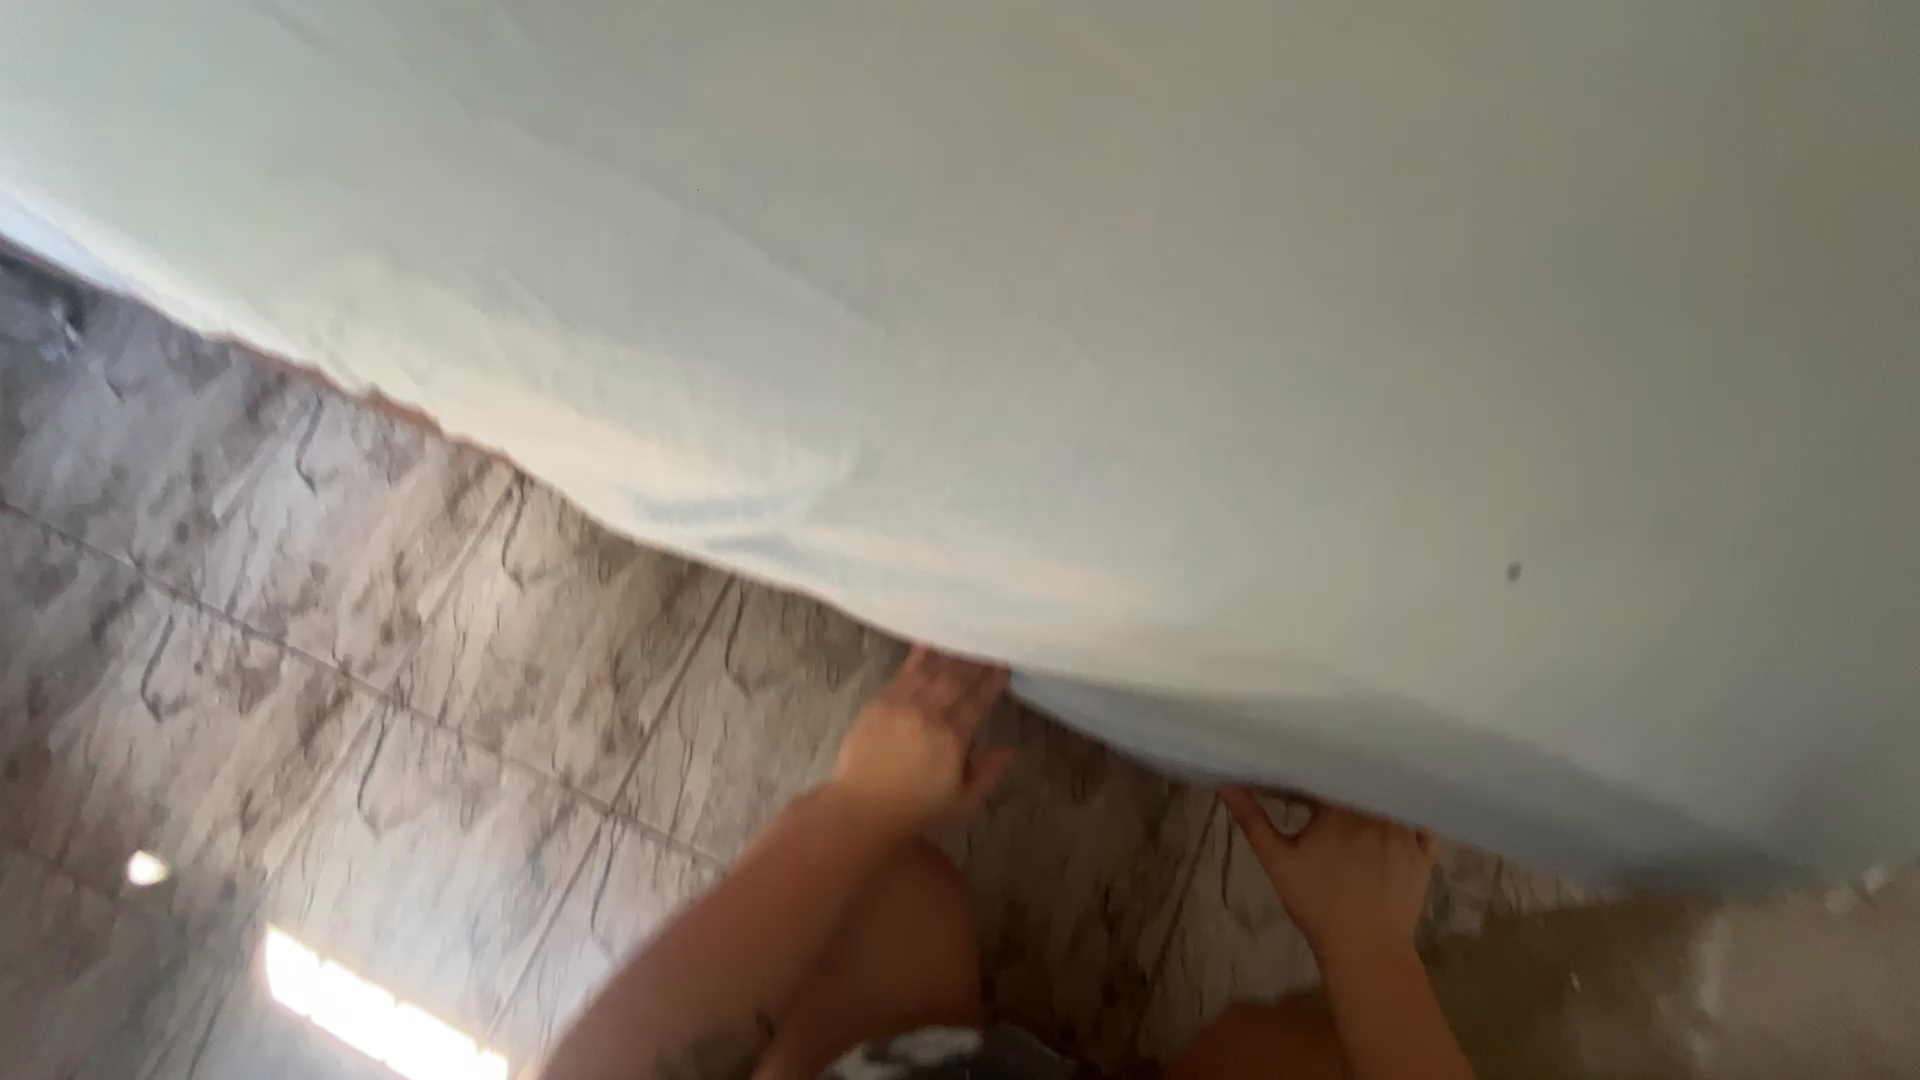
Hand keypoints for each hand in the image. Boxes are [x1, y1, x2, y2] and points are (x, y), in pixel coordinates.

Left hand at [830, 646, 1013, 837]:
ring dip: (952, 653)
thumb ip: (989, 772)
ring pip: (933, 670)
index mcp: (952, 738)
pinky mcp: (881, 701)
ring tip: (966, 638)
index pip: (978, 700)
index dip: (992, 680)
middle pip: (958, 678)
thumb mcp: (963, 801)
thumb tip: (1011, 747)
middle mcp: (929, 714)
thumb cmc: (916, 809)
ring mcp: (902, 704)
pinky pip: (905, 671)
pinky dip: (920, 654)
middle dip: (976, 660)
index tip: (1004, 663)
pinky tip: (932, 640)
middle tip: (989, 643)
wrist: (862, 809)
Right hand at [1220, 787, 1435, 959]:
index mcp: (1340, 809)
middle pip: (1362, 783)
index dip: (1318, 768)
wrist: (1365, 949)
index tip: (1304, 767)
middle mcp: (1377, 814)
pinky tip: (1395, 814)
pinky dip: (1408, 814)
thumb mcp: (1276, 859)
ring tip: (1359, 790)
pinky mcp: (1424, 856)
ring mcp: (1405, 834)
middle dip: (1346, 779)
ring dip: (1375, 793)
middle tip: (1328, 779)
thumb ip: (1253, 819)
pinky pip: (1420, 824)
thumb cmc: (1317, 901)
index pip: (1331, 773)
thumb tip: (1226, 785)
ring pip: (1389, 799)